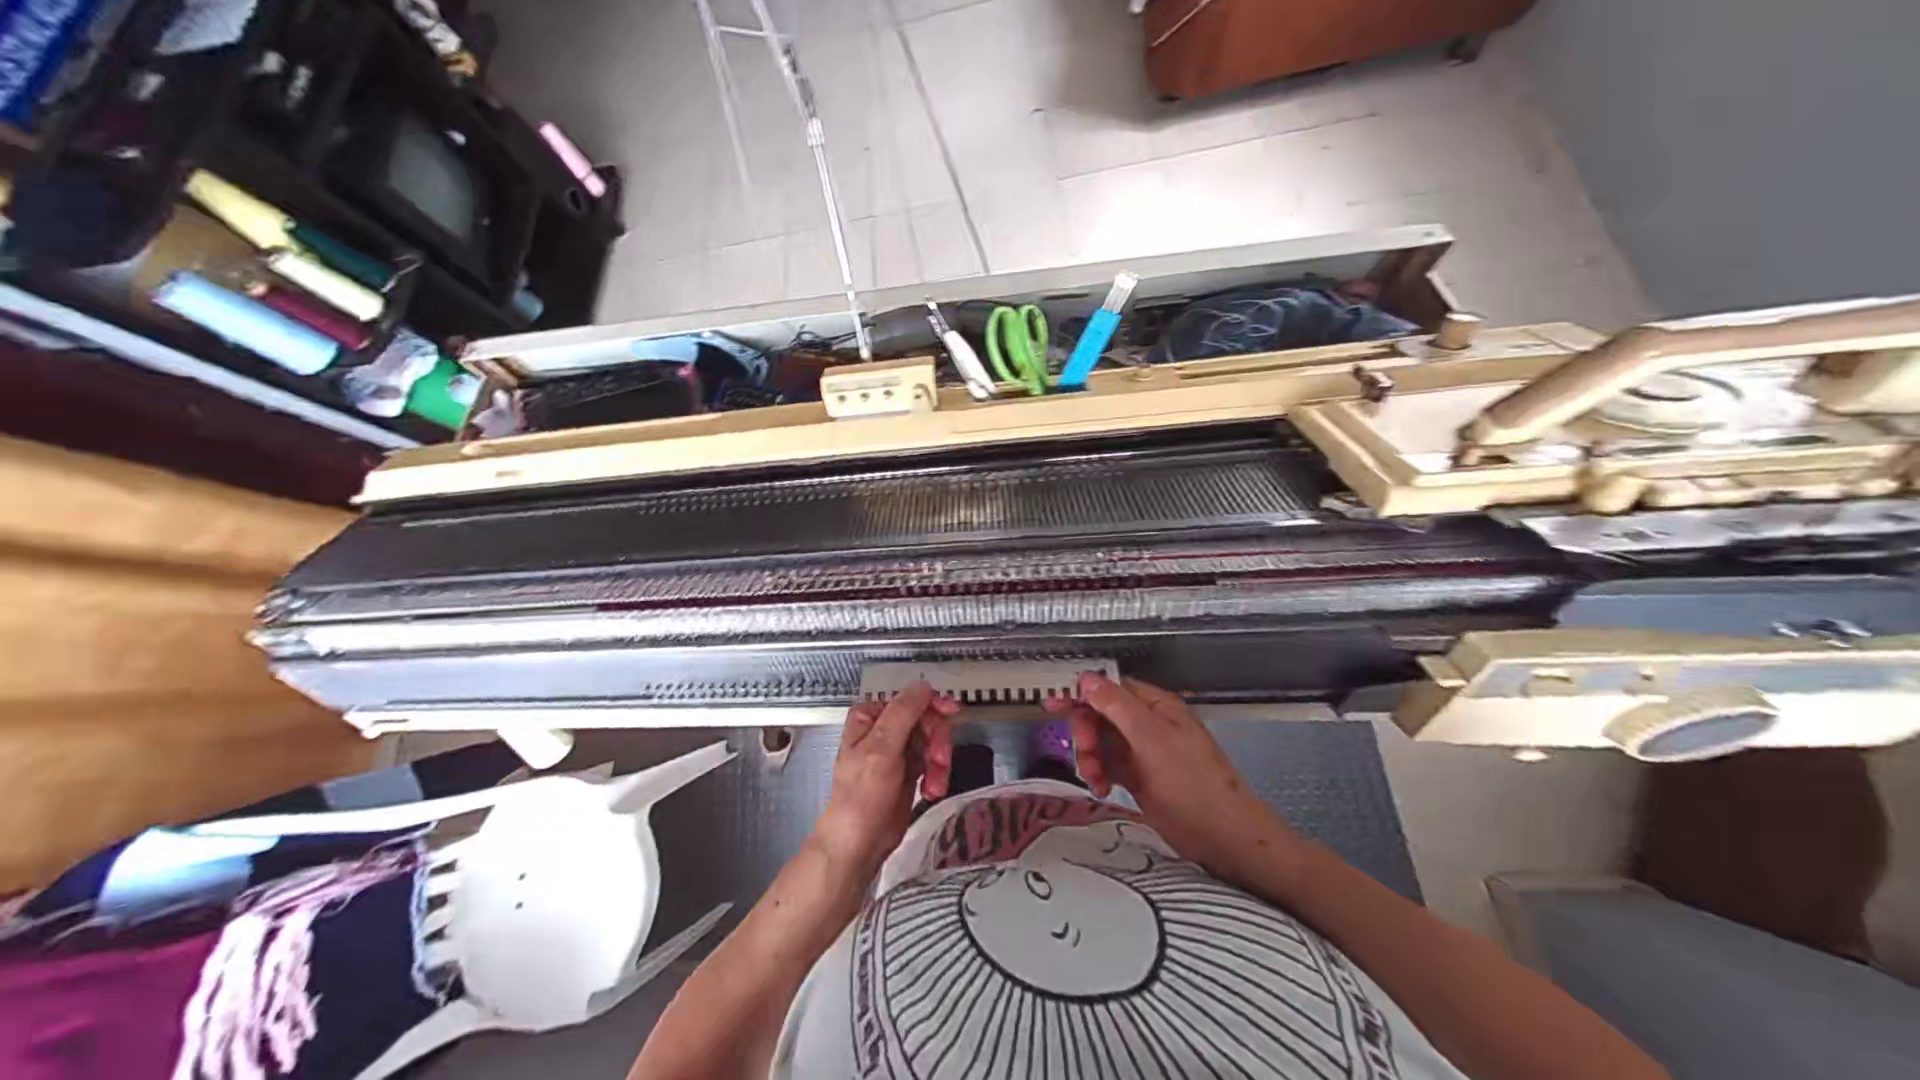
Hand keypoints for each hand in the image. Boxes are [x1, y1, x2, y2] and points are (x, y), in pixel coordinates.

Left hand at [813, 681, 958, 871]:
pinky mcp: (910, 771)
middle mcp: (884, 731)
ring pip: (933, 742)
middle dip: (936, 742)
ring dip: (939, 763)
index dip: (932, 706)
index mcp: (870, 718)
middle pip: (926, 721)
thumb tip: (921, 686)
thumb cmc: (861, 797)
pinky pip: (934, 763)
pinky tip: (930, 790)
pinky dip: (937, 776)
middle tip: (939, 759)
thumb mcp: (881, 749)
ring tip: (934, 783)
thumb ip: (902, 714)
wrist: (861, 842)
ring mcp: (898, 751)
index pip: (909, 699)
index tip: (950, 712)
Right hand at [1047, 673, 1306, 883]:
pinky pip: (1107, 766)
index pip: (1109, 688)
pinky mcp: (1139, 777)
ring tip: (1095, 777)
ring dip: (1089, 757)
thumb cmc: (1196, 786)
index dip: (1081, 693)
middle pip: (1099, 715)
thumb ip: (1118, 706)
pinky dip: (1098, 774)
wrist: (1223, 838)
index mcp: (1155, 707)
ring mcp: (1143, 752)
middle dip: (1085, 732)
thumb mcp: (1152, 740)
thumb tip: (1088, 680)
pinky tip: (1101, 788)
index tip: (1054, 702)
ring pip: (1100, 742)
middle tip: (1086, 752)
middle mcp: (1148, 725)